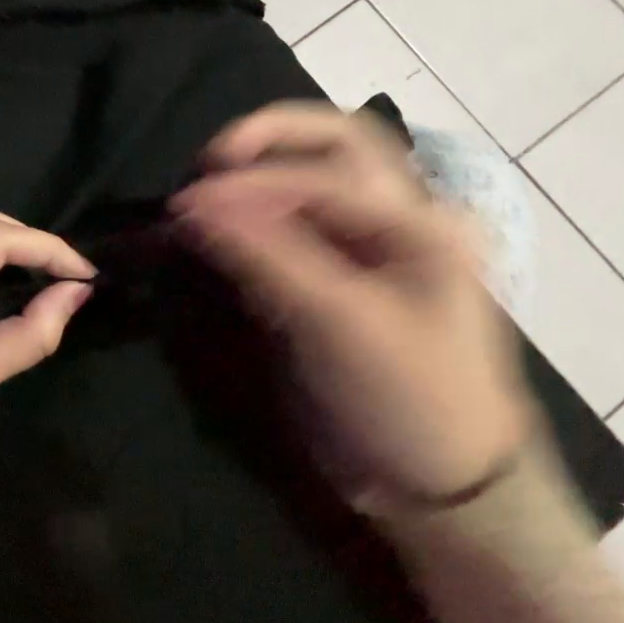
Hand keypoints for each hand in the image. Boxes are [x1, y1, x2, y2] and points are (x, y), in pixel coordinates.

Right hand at [170, 103, 530, 513]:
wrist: (438, 484)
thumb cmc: (405, 399)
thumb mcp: (339, 326)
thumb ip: (266, 256)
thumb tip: (191, 205)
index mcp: (421, 223)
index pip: (321, 177)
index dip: (248, 185)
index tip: (185, 205)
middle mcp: (401, 215)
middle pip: (333, 141)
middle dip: (266, 139)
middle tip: (208, 162)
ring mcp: (372, 239)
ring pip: (314, 171)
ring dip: (259, 167)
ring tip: (207, 187)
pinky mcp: (341, 268)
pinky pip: (296, 216)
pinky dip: (254, 209)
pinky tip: (222, 223)